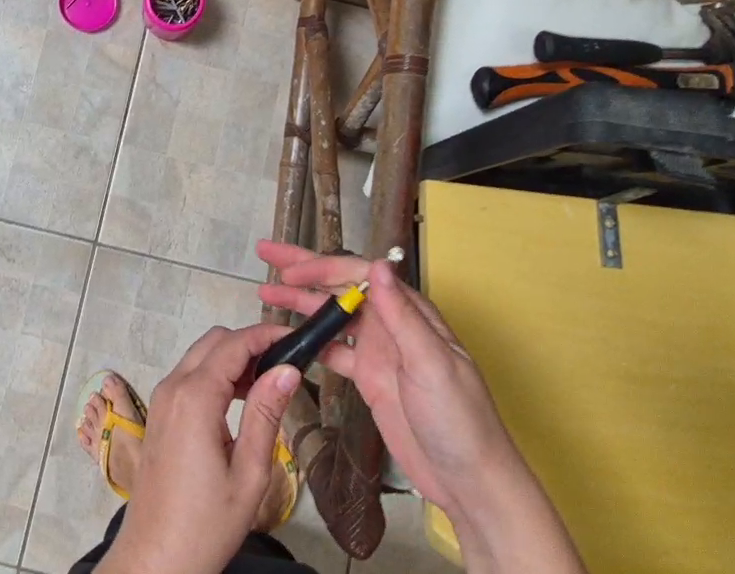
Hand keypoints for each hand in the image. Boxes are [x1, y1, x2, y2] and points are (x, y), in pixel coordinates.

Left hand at [96, 324, 300, 573]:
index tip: (298, 339)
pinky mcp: (159, 414)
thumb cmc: (206, 523)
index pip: (234, 344)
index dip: (266, 335)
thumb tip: (288, 369)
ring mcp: (161, 400)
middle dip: (250, 343)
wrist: (154, 558)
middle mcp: (172, 388)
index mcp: (194, 398)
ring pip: (200, 356)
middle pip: (214, 341)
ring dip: (232, 359)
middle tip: (285, 365)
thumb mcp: (249, 472)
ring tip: (269, 385)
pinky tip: (240, 401)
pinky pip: (189, 376)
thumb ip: (265, 414)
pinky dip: (216, 375)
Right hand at [257, 241, 584, 573]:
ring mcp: (379, 353)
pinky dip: (311, 342)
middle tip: (266, 255)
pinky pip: (334, 351)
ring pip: (333, 317)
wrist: (469, 479)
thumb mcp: (432, 365)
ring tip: (265, 295)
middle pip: (341, 288)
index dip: (322, 268)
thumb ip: (402, 316)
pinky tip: (288, 339)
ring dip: (301, 303)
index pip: (359, 276)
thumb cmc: (459, 419)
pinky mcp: (370, 380)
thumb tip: (377, 265)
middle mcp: (392, 326)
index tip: (289, 272)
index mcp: (410, 314)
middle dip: (304, 270)